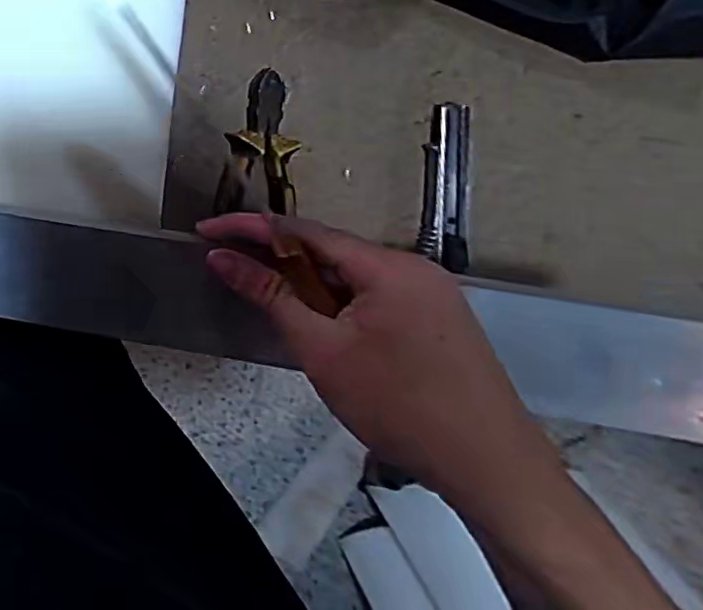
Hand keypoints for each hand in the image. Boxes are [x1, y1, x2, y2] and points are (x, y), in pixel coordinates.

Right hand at [198, 213, 564, 511]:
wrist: (495, 475)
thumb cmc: (404, 409)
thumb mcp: (320, 348)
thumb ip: (268, 294)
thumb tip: (222, 257)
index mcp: (389, 268)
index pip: (301, 230)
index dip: (247, 227)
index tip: (207, 230)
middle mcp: (414, 270)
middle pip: (326, 248)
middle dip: (274, 256)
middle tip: (226, 263)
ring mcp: (430, 295)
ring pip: (346, 273)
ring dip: (302, 281)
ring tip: (262, 295)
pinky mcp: (435, 319)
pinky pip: (369, 293)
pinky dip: (332, 300)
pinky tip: (311, 320)